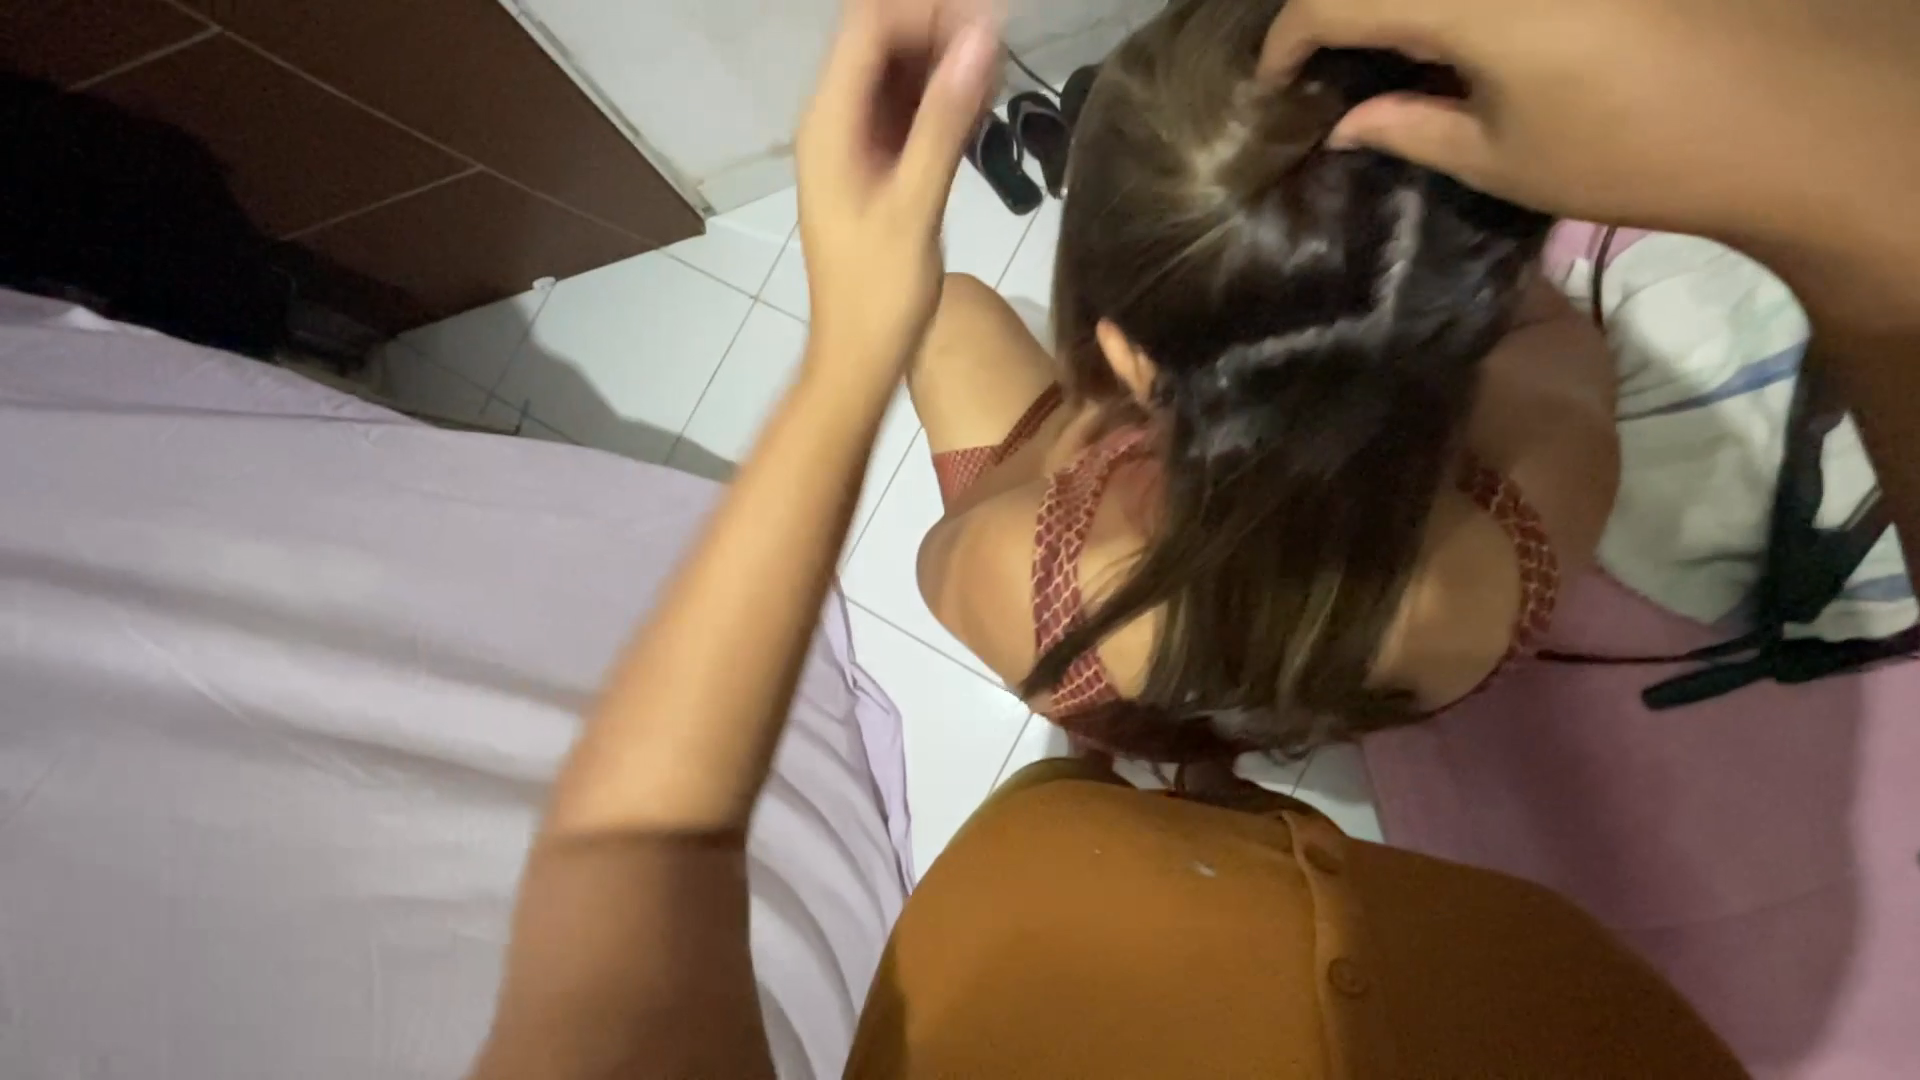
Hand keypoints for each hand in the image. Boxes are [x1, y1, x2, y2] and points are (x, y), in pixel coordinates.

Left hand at [795, 0, 1001, 388]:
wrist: (858, 357)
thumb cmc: (880, 297)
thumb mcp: (913, 208)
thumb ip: (943, 122)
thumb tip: (983, 38)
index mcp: (829, 125)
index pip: (870, 27)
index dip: (927, 14)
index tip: (989, 26)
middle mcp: (835, 125)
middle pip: (883, 45)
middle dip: (940, 35)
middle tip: (1001, 54)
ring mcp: (854, 148)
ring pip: (898, 80)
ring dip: (945, 69)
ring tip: (999, 78)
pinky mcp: (874, 172)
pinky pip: (906, 118)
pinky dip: (940, 107)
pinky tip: (980, 109)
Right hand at [1259, 0, 1919, 248]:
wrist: (1795, 111)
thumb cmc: (1627, 153)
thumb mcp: (1495, 157)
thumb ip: (1407, 128)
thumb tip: (1344, 123)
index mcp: (1478, 2)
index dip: (1289, 37)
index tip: (1269, 81)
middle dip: (1333, 9)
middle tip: (1316, 63)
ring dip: (1391, 6)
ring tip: (1376, 55)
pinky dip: (1445, 9)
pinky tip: (1447, 40)